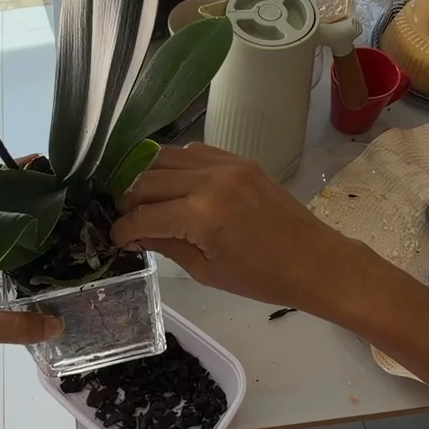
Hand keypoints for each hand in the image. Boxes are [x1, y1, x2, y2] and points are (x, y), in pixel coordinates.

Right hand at [111, 143, 370, 314]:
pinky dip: (174, 164)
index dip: (122, 229)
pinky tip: (172, 184)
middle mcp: (208, 180)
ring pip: (164, 157)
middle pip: (146, 180)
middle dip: (128, 201)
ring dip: (146, 177)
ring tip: (143, 200)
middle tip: (126, 219)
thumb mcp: (205, 270)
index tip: (115, 238)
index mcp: (201, 215)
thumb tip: (134, 233)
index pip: (142, 215)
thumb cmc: (261, 277)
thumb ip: (165, 245)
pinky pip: (192, 151)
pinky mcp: (238, 158)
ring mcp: (225, 164)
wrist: (314, 259)